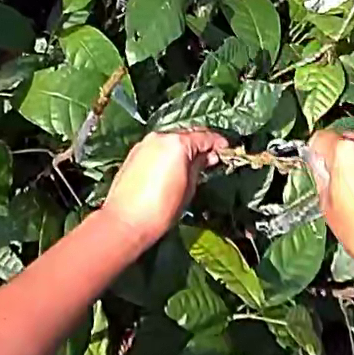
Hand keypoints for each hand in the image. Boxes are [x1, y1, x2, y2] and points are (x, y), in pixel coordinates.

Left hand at [101, 128, 226, 247]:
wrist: (126, 219)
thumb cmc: (163, 208)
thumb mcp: (189, 188)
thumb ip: (199, 166)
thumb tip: (207, 156)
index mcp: (176, 143)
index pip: (204, 137)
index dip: (218, 143)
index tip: (228, 150)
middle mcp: (160, 137)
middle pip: (186, 134)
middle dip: (201, 143)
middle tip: (213, 157)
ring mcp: (145, 143)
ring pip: (170, 139)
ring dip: (184, 147)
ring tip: (195, 162)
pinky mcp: (134, 152)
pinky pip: (157, 147)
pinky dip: (169, 152)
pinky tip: (175, 164)